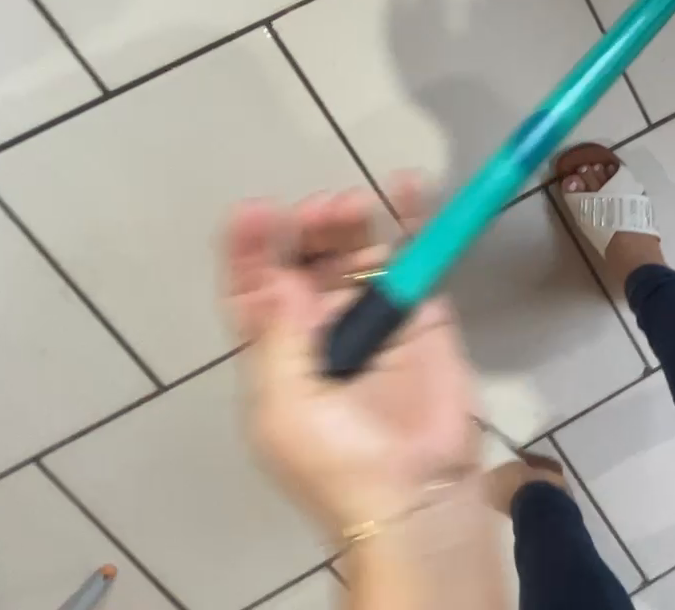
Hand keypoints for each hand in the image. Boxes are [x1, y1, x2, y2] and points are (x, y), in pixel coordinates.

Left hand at [225, 178, 477, 532]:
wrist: (414, 489)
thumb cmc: (336, 458)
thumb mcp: (285, 409)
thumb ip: (279, 340)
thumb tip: (276, 278)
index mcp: (278, 353)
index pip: (256, 290)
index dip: (250, 251)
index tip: (255, 211)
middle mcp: (324, 326)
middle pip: (309, 261)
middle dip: (308, 230)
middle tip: (320, 209)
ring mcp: (377, 314)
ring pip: (359, 252)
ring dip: (351, 221)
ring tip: (351, 204)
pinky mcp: (424, 309)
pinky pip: (417, 257)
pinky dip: (414, 219)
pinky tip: (409, 185)